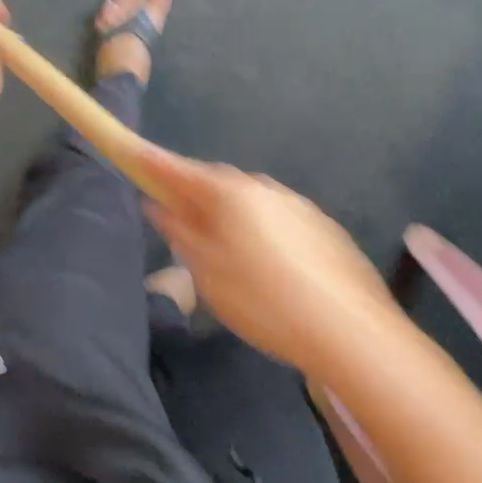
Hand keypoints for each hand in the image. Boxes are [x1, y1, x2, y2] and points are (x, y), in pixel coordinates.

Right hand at [139, 147, 403, 373]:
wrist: (349, 329)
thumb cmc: (265, 302)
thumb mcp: (209, 275)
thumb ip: (181, 234)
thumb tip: (159, 206)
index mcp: (231, 193)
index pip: (181, 170)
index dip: (153, 162)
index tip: (131, 153)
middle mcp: (264, 187)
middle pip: (217, 182)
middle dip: (193, 193)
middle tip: (175, 213)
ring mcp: (297, 204)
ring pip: (249, 201)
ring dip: (228, 214)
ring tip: (219, 247)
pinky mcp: (322, 227)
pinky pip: (276, 218)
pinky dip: (259, 229)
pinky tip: (264, 264)